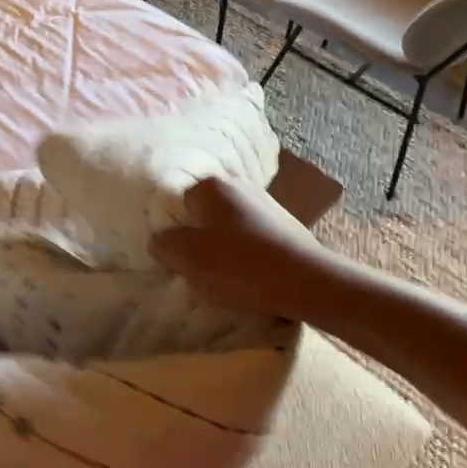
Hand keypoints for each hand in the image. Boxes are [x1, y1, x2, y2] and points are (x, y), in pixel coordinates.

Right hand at [148, 177, 339, 321]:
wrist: (306, 282)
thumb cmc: (240, 267)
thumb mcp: (188, 259)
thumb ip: (164, 244)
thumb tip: (160, 240)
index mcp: (212, 186)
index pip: (176, 204)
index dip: (174, 232)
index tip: (179, 257)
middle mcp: (238, 184)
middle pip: (203, 214)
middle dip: (198, 238)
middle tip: (199, 268)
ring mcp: (264, 202)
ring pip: (227, 226)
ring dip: (222, 247)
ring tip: (225, 275)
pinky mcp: (283, 223)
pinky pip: (249, 237)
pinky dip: (244, 253)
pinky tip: (248, 273)